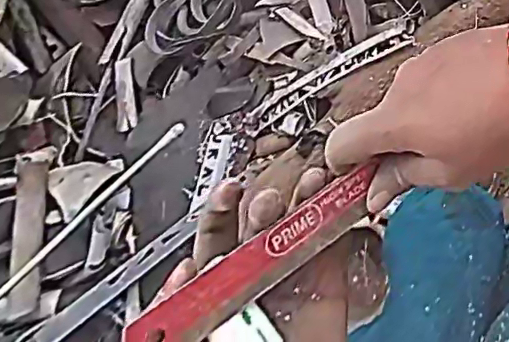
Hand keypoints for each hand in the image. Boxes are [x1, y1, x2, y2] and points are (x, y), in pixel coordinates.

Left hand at [154, 168, 358, 341]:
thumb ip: (170, 324)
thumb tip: (179, 276)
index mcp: (212, 301)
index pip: (212, 247)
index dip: (219, 216)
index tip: (227, 192)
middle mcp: (252, 285)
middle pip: (257, 230)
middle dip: (262, 207)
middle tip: (266, 202)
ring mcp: (292, 282)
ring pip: (298, 227)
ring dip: (304, 199)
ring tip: (307, 185)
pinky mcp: (329, 284)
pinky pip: (335, 241)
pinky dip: (339, 212)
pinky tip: (335, 195)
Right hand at [326, 26, 508, 213]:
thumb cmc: (498, 123)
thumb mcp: (450, 171)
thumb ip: (404, 179)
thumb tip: (377, 191)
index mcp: (392, 118)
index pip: (339, 144)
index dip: (346, 167)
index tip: (363, 181)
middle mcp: (402, 81)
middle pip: (380, 118)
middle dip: (397, 142)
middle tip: (431, 161)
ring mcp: (428, 58)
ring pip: (411, 96)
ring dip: (425, 115)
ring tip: (467, 128)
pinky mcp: (452, 44)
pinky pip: (436, 74)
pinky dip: (446, 91)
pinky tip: (478, 102)